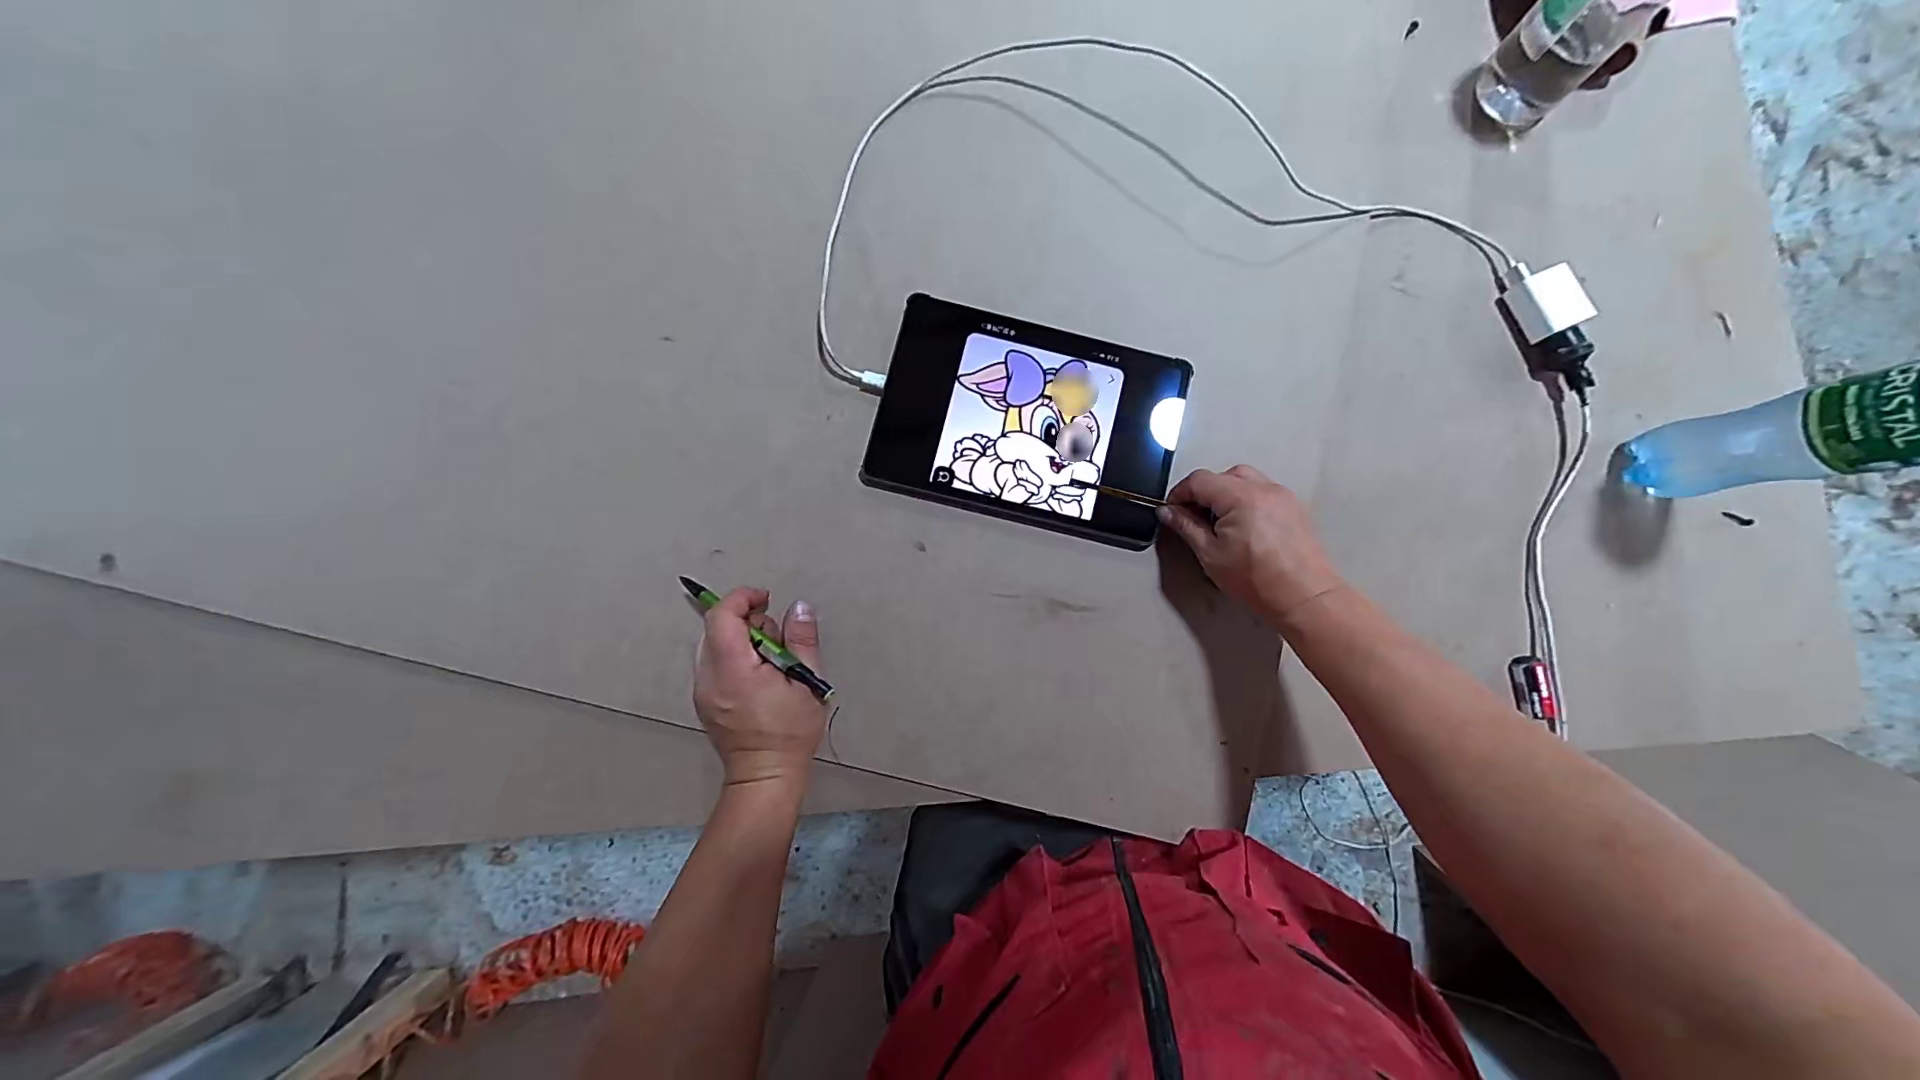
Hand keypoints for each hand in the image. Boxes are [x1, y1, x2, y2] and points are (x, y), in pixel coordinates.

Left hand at [692, 587, 827, 789]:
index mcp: (733, 670)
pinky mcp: (704, 699)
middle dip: (746, 621)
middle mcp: (709, 677)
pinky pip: (713, 662)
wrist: (765, 775)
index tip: (764, 600)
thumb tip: (798, 609)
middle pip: (716, 627)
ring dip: (740, 639)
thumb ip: (801, 640)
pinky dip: (734, 656)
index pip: (723, 616)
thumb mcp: (807, 682)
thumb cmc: (788, 735)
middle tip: (776, 638)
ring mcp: (703, 690)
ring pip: (714, 644)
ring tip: (770, 661)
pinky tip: (758, 675)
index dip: (743, 599)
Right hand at [1157, 466, 1346, 628]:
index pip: (1200, 480)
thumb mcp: (1210, 555)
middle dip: (1203, 492)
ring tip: (1218, 523)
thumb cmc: (1260, 581)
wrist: (1304, 597)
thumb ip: (1186, 527)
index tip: (1171, 509)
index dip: (1180, 493)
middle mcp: (1265, 490)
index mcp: (1241, 497)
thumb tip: (1169, 513)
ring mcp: (1283, 497)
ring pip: (1245, 480)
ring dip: (1225, 494)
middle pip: (1223, 476)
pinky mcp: (1293, 508)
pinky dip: (1246, 500)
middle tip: (1191, 516)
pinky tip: (1240, 526)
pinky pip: (1263, 492)